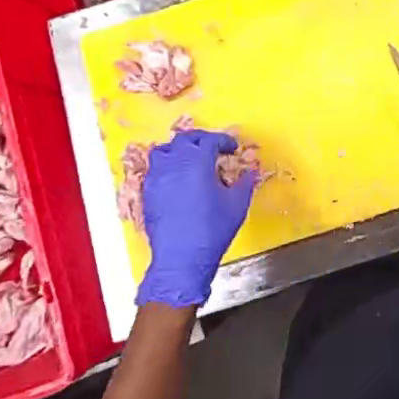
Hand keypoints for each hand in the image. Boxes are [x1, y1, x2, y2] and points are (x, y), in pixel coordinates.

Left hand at [137, 130, 256, 307]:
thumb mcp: (236, 205)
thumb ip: (244, 184)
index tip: (232, 148)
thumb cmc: (211, 231)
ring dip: (179, 150)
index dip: (224, 140)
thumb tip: (250, 173)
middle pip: (185, 139)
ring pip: (164, 151)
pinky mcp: (147, 192)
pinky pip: (155, 170)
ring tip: (191, 160)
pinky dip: (168, 167)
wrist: (182, 258)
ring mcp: (157, 177)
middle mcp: (174, 163)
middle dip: (201, 140)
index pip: (210, 139)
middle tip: (213, 148)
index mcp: (197, 161)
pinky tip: (178, 180)